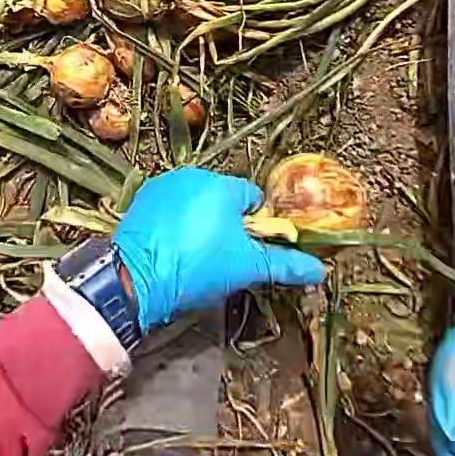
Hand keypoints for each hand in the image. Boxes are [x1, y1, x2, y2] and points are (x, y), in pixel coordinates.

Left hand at [112, 166, 326, 330]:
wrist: (135, 280)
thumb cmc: (197, 268)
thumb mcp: (245, 268)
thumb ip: (284, 265)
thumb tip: (319, 271)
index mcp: (223, 186)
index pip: (252, 198)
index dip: (253, 226)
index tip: (243, 250)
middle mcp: (196, 175)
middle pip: (225, 198)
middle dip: (226, 223)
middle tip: (219, 256)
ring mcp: (167, 183)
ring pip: (198, 200)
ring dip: (200, 219)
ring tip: (192, 253)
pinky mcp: (145, 196)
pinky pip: (172, 204)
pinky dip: (175, 219)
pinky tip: (171, 244)